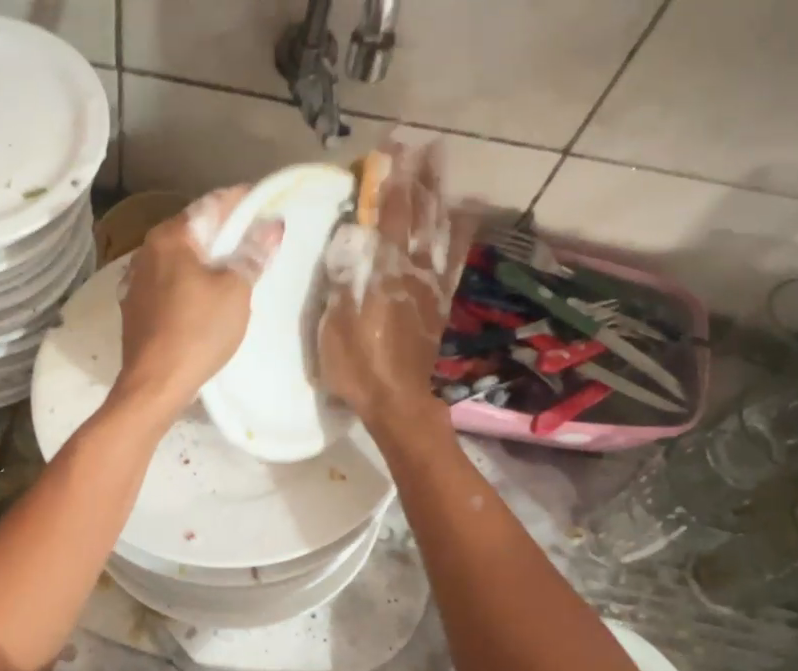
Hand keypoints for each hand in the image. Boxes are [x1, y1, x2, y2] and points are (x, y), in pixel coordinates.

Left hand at [111, 187, 281, 417]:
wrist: (154, 384)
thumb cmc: (198, 332)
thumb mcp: (235, 291)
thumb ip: (252, 254)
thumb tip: (271, 225)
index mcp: (170, 237)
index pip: (211, 205)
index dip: (241, 202)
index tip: (264, 203)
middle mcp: (146, 251)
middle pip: (191, 231)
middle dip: (222, 231)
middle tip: (253, 236)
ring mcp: (136, 281)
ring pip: (178, 259)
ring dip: (204, 259)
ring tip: (232, 265)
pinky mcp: (135, 309)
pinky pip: (168, 283)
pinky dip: (188, 281)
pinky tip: (203, 293)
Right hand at [317, 140, 477, 428]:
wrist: (396, 400)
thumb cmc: (356, 364)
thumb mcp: (334, 322)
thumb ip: (344, 274)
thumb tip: (351, 232)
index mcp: (382, 270)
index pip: (387, 212)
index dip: (390, 178)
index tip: (390, 147)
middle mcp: (411, 268)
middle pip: (418, 213)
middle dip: (419, 177)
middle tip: (423, 144)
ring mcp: (429, 284)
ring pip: (438, 228)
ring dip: (439, 194)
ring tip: (440, 163)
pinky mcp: (438, 301)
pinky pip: (453, 259)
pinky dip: (459, 233)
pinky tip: (463, 216)